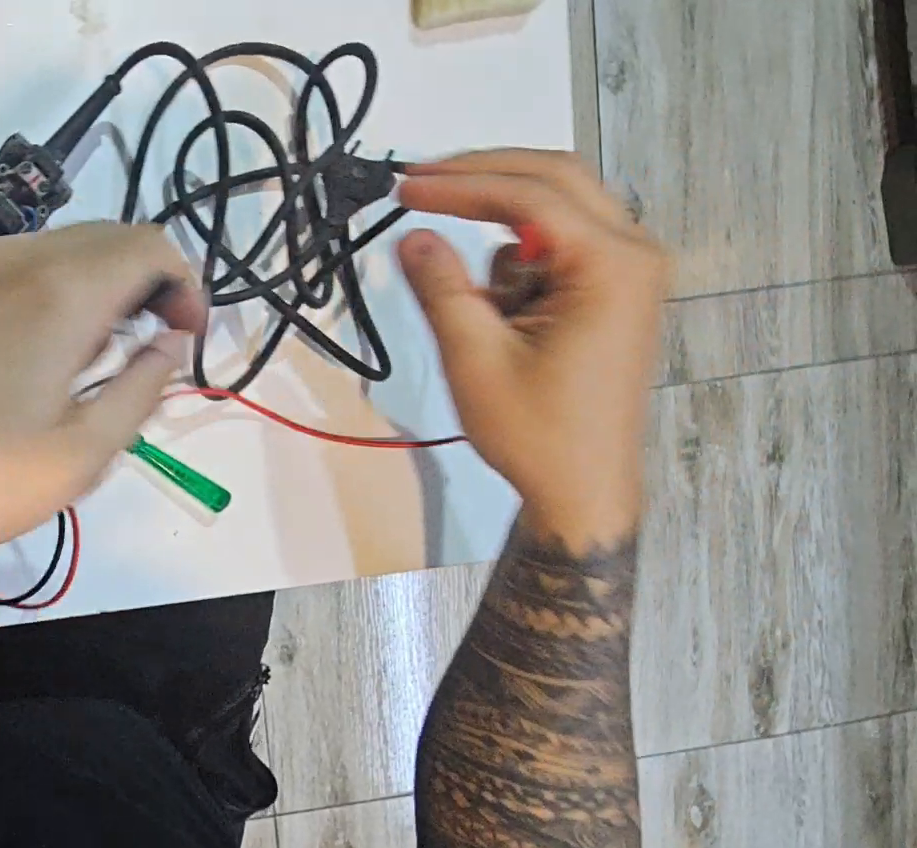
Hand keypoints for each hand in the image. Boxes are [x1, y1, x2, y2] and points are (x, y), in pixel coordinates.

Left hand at [0, 223, 207, 582]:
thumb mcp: (81, 455)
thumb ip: (140, 388)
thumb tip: (168, 344)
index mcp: (61, 292)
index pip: (151, 246)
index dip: (187, 286)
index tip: (187, 341)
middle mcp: (15, 260)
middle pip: (108, 238)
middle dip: (147, 283)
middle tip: (147, 352)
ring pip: (60, 250)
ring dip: (98, 288)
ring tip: (92, 363)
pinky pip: (15, 271)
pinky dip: (49, 293)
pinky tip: (38, 355)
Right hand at [395, 150, 670, 550]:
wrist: (580, 484)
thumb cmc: (530, 428)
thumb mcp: (474, 357)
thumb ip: (442, 288)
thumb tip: (412, 235)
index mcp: (609, 264)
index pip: (531, 194)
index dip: (460, 183)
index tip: (402, 185)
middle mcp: (631, 253)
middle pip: (555, 181)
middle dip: (483, 177)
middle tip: (417, 180)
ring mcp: (626, 272)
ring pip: (554, 215)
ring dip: (498, 233)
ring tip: (460, 290)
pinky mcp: (609, 293)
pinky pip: (555, 252)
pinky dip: (514, 264)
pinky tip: (492, 311)